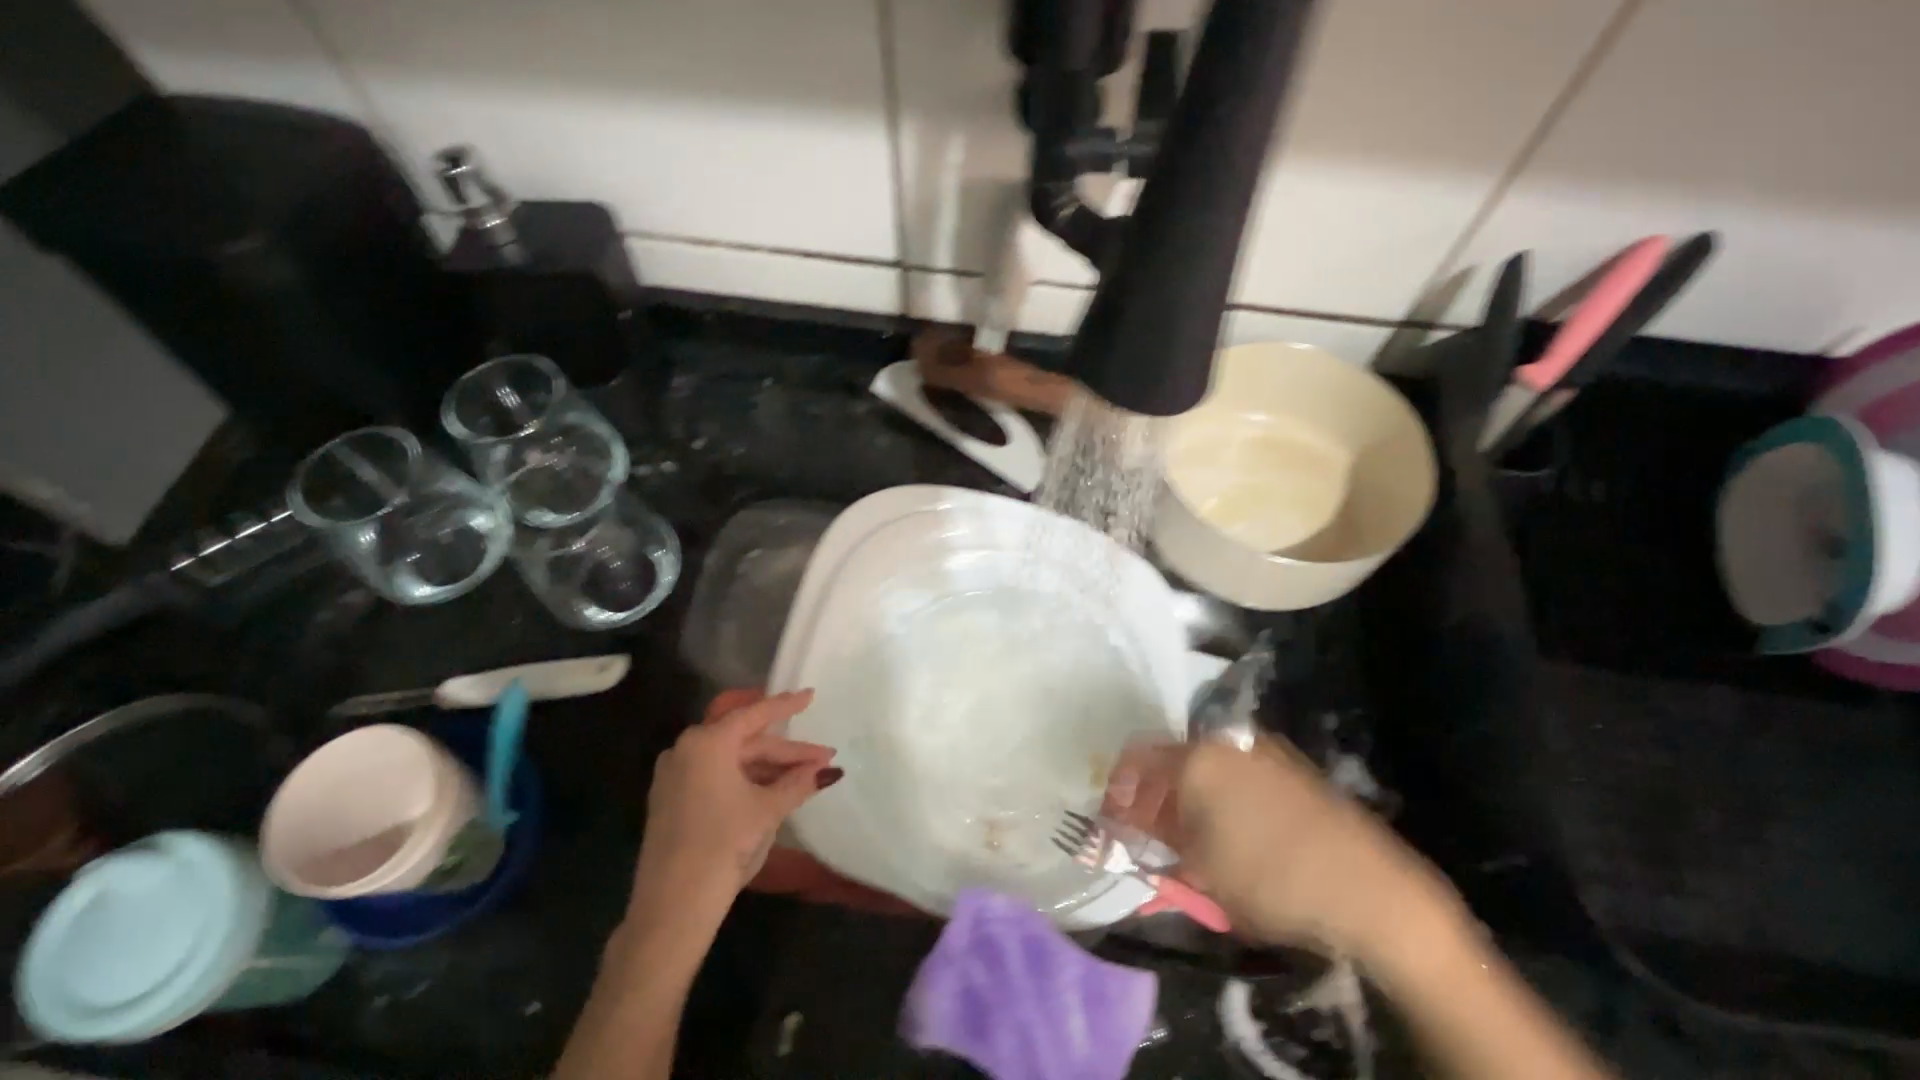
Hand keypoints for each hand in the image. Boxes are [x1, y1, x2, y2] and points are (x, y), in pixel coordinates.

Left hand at [630, 690, 840, 926]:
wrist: (674, 901)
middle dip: (785, 751)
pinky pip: (714, 776)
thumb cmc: (724, 844)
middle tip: (822, 759)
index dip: (786, 706)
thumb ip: (798, 783)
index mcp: (706, 742)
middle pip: (745, 740)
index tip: (810, 695)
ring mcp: (674, 776)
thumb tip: (828, 770)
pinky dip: (744, 780)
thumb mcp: (768, 810)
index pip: (754, 715)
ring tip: (804, 778)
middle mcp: (685, 750)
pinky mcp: (671, 800)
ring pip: (731, 760)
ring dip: (767, 768)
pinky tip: (771, 791)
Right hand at [1102, 736, 1456, 957]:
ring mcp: (1266, 753)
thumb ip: (1158, 844)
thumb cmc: (1271, 880)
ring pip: (1207, 767)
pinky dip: (1220, 799)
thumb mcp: (1201, 871)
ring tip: (1187, 842)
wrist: (1371, 891)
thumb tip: (1132, 831)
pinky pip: (1238, 776)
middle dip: (1152, 796)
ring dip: (1187, 799)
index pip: (1135, 759)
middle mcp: (1228, 742)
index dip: (1117, 792)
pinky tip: (1229, 836)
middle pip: (1171, 759)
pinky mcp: (1295, 771)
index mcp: (1197, 758)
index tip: (1112, 827)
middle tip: (1146, 837)